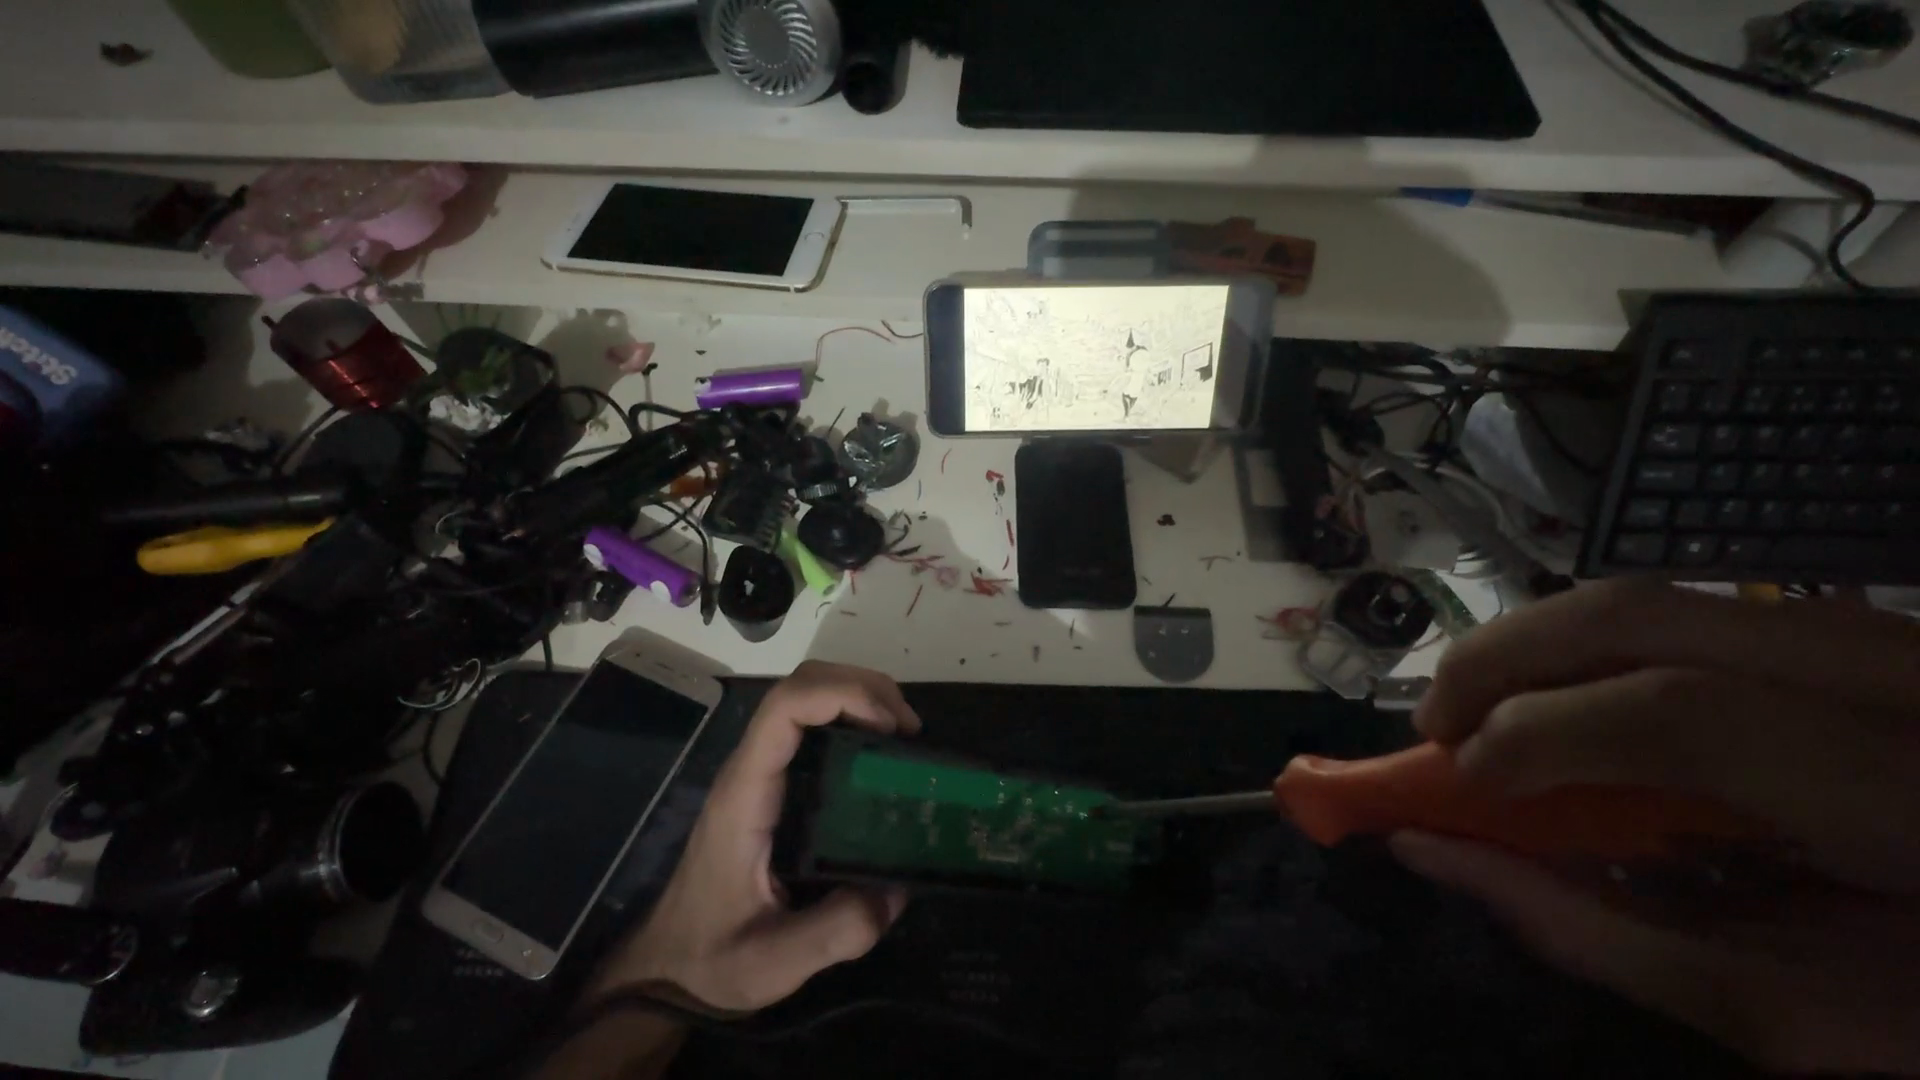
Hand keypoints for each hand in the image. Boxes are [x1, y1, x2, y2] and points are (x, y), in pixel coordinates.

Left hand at [587, 661, 919, 1014]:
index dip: (842, 695)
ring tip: (903, 738)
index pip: (784, 708)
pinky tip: (880, 758)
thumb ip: (837, 932)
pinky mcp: (772, 786)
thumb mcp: (775, 962)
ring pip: (805, 698)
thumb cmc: (712, 958)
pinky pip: (810, 728)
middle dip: (860, 687)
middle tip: (909, 729)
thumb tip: (898, 891)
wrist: (668, 970)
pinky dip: (851, 721)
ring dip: (858, 698)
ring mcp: (760, 773)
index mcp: (747, 794)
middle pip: (800, 685)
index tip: (892, 727)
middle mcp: (751, 768)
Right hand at [1396, 579, 1919, 1073]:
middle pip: (1637, 614)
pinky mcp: (1840, 637)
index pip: (1680, 715)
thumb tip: (1423, 848)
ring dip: (1528, 646)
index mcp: (1910, 792)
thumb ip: (1588, 926)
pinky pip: (1673, 616)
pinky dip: (1580, 650)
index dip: (1536, 736)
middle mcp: (1893, 680)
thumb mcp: (1774, 1008)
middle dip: (1499, 660)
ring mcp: (1874, 642)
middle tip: (1434, 726)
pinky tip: (1550, 698)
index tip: (1460, 785)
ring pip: (1647, 598)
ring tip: (1476, 708)